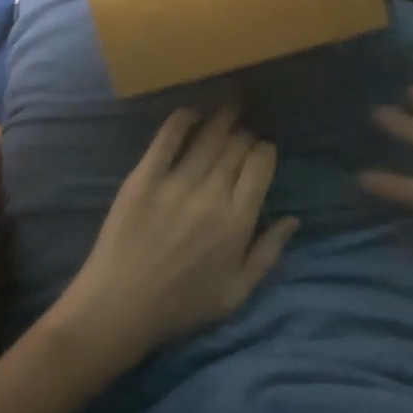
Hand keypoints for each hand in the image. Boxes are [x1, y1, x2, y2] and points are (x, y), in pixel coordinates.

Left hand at [55, 107, 298, 360]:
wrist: (118, 308)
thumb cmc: (181, 307)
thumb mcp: (236, 293)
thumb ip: (268, 254)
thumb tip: (293, 219)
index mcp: (237, 222)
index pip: (261, 166)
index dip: (265, 151)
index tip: (263, 149)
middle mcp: (211, 195)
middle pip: (236, 147)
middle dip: (245, 134)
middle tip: (244, 129)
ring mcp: (175, 184)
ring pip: (208, 137)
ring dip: (222, 117)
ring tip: (230, 104)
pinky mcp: (143, 178)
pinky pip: (166, 139)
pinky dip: (182, 120)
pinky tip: (191, 111)